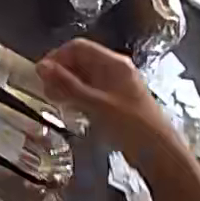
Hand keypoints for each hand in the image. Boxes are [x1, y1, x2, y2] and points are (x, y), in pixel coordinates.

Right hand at [37, 39, 185, 164]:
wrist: (159, 153)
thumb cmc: (129, 125)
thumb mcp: (95, 104)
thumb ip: (67, 85)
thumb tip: (41, 66)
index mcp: (114, 63)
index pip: (78, 47)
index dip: (57, 57)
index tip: (40, 75)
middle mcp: (115, 70)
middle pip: (81, 61)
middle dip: (60, 72)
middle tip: (45, 91)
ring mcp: (116, 86)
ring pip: (84, 78)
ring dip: (67, 86)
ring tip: (54, 101)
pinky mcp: (116, 103)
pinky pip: (91, 92)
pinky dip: (77, 97)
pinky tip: (69, 109)